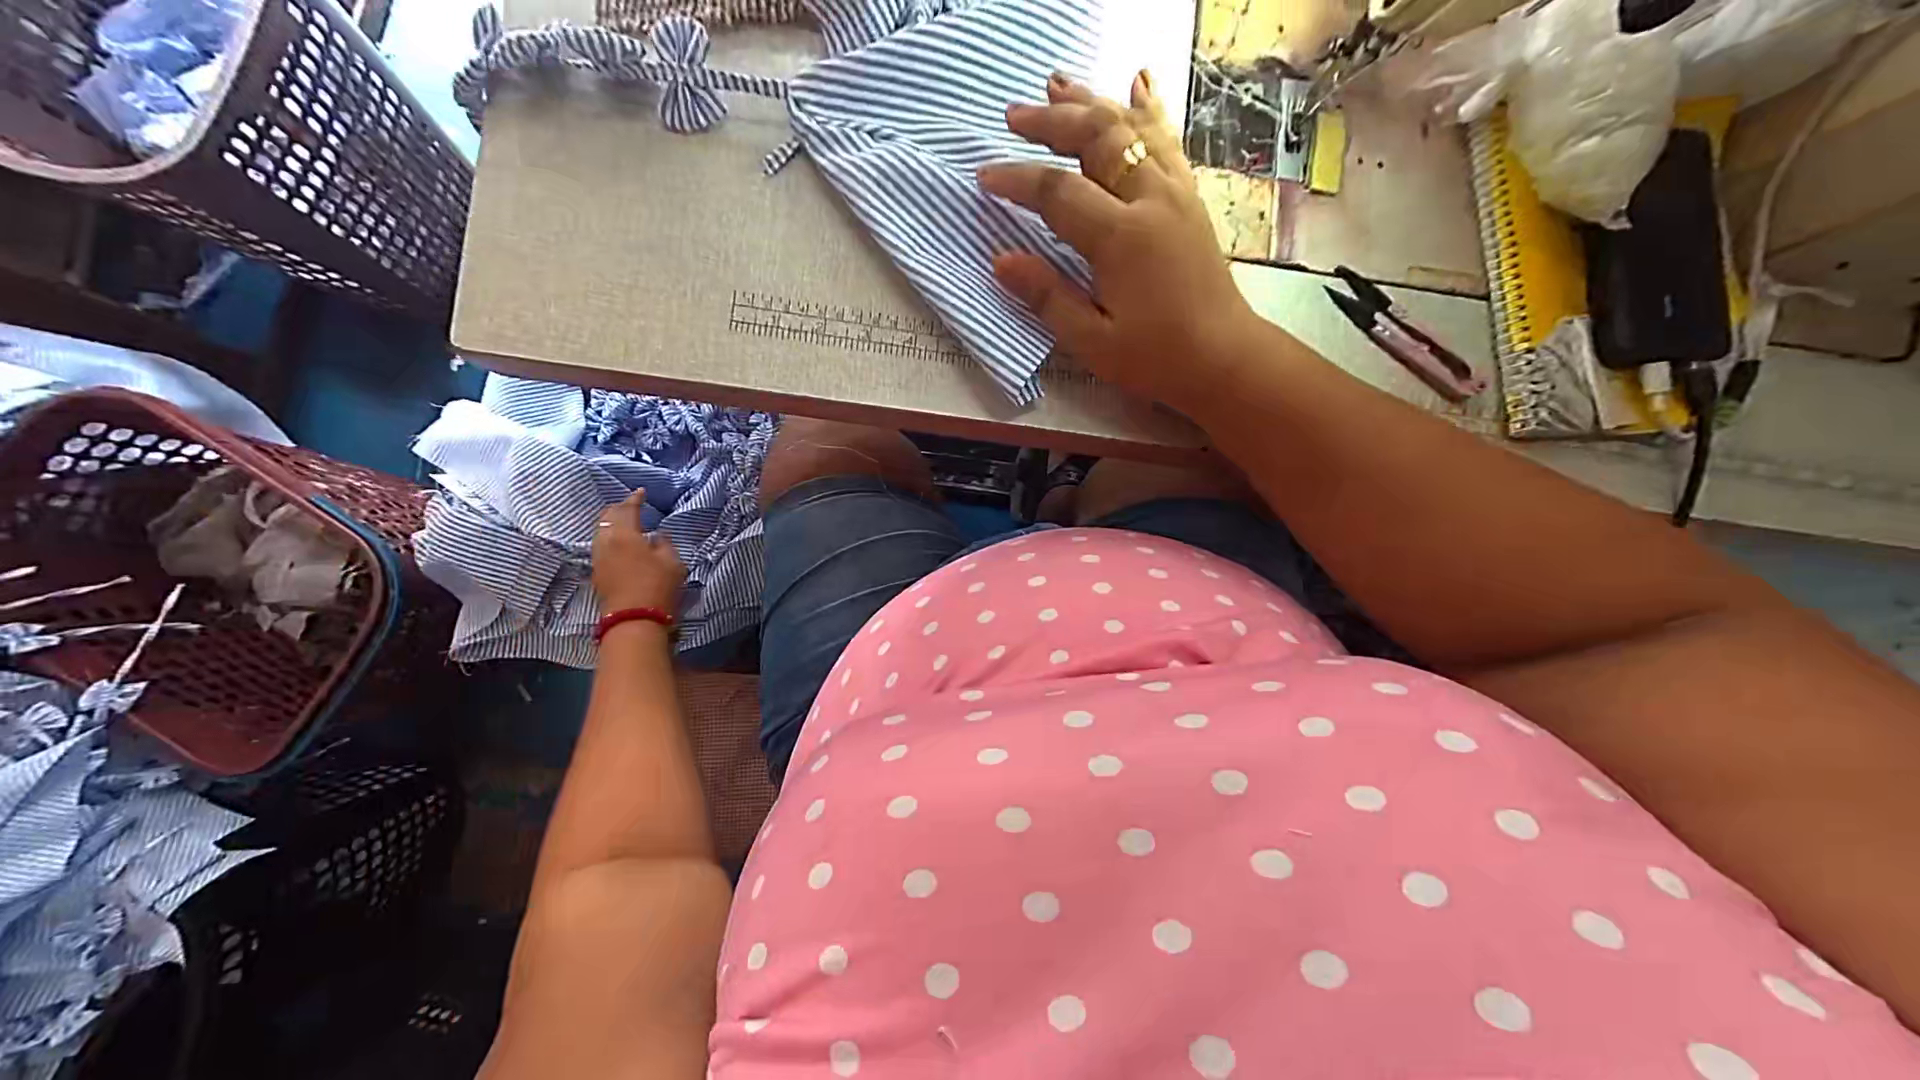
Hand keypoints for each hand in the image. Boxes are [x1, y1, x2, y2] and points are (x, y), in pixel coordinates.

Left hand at [592, 492, 685, 613]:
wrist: (634, 620)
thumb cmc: (657, 586)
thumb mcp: (672, 562)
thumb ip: (664, 544)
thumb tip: (656, 537)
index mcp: (624, 534)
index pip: (627, 509)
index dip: (635, 498)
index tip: (641, 492)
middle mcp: (606, 542)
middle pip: (607, 517)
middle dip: (619, 508)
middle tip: (631, 505)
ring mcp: (599, 558)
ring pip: (601, 531)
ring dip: (611, 523)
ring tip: (624, 522)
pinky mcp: (598, 573)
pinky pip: (601, 545)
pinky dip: (610, 537)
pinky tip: (620, 542)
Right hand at [978, 71, 1264, 417]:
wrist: (1223, 357)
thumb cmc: (1155, 358)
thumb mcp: (1092, 341)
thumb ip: (1047, 297)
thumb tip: (1001, 261)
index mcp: (1122, 238)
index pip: (1058, 192)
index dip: (1018, 180)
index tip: (985, 177)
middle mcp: (1151, 200)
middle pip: (1096, 139)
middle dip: (1052, 122)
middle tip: (1014, 116)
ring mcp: (1176, 193)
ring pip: (1131, 129)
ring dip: (1091, 103)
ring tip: (1056, 85)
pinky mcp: (1189, 198)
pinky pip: (1166, 140)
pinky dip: (1146, 109)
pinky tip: (1136, 84)